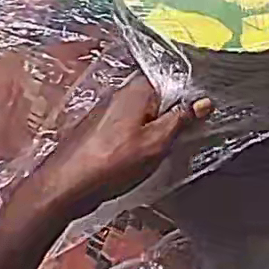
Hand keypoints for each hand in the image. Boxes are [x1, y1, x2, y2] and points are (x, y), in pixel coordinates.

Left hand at [9, 76, 210, 223]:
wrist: (64, 187)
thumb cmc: (112, 163)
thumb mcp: (156, 143)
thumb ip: (181, 119)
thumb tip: (204, 101)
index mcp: (138, 89)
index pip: (175, 81)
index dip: (191, 98)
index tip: (203, 116)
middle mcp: (121, 92)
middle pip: (159, 97)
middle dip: (174, 114)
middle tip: (185, 137)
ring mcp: (108, 109)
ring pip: (144, 112)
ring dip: (156, 128)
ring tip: (162, 150)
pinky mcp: (99, 127)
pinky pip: (129, 124)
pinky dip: (139, 136)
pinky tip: (140, 156)